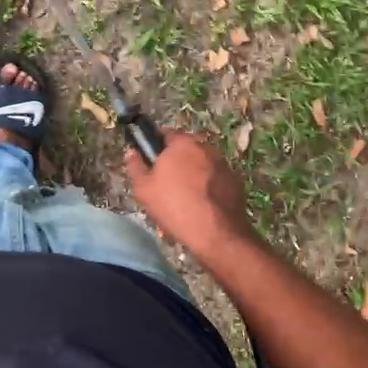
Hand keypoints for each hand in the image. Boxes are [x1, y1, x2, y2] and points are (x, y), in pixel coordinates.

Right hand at [126, 131, 255, 256]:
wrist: (217, 233)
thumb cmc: (175, 207)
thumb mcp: (144, 190)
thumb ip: (136, 166)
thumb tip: (132, 151)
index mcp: (182, 143)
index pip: (165, 134)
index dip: (156, 147)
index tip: (151, 163)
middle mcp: (205, 147)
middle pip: (185, 149)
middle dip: (176, 161)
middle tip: (166, 183)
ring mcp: (223, 163)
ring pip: (201, 163)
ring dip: (193, 173)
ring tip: (185, 197)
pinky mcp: (235, 181)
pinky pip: (215, 178)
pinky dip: (208, 186)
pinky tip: (202, 204)